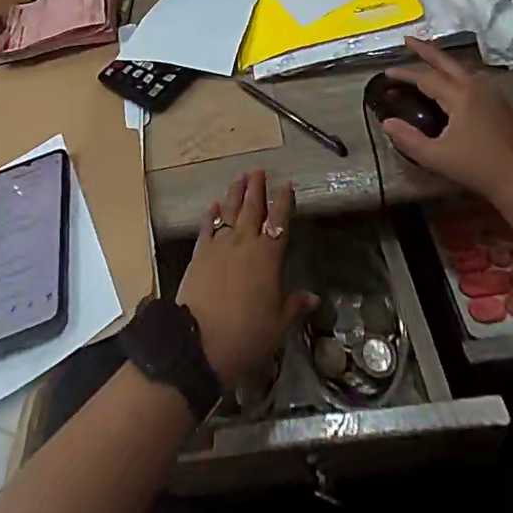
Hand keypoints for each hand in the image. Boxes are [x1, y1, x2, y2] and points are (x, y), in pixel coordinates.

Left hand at [176, 170, 317, 384]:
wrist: (200, 341)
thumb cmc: (247, 334)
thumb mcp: (278, 324)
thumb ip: (295, 306)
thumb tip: (314, 297)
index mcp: (268, 257)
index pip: (279, 222)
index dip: (283, 203)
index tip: (286, 185)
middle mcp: (244, 244)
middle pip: (251, 209)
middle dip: (257, 188)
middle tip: (258, 171)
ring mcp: (219, 246)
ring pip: (229, 211)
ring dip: (235, 193)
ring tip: (239, 178)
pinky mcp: (199, 253)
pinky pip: (208, 226)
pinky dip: (212, 214)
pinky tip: (214, 205)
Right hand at [383, 37, 512, 208]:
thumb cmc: (476, 168)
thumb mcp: (435, 156)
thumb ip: (408, 138)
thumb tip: (386, 122)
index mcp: (460, 96)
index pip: (426, 78)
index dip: (404, 75)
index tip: (386, 74)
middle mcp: (477, 87)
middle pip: (446, 62)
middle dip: (425, 50)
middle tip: (407, 39)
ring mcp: (492, 93)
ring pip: (462, 69)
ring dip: (442, 62)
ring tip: (426, 59)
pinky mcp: (500, 103)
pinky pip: (472, 79)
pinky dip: (455, 74)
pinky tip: (450, 83)